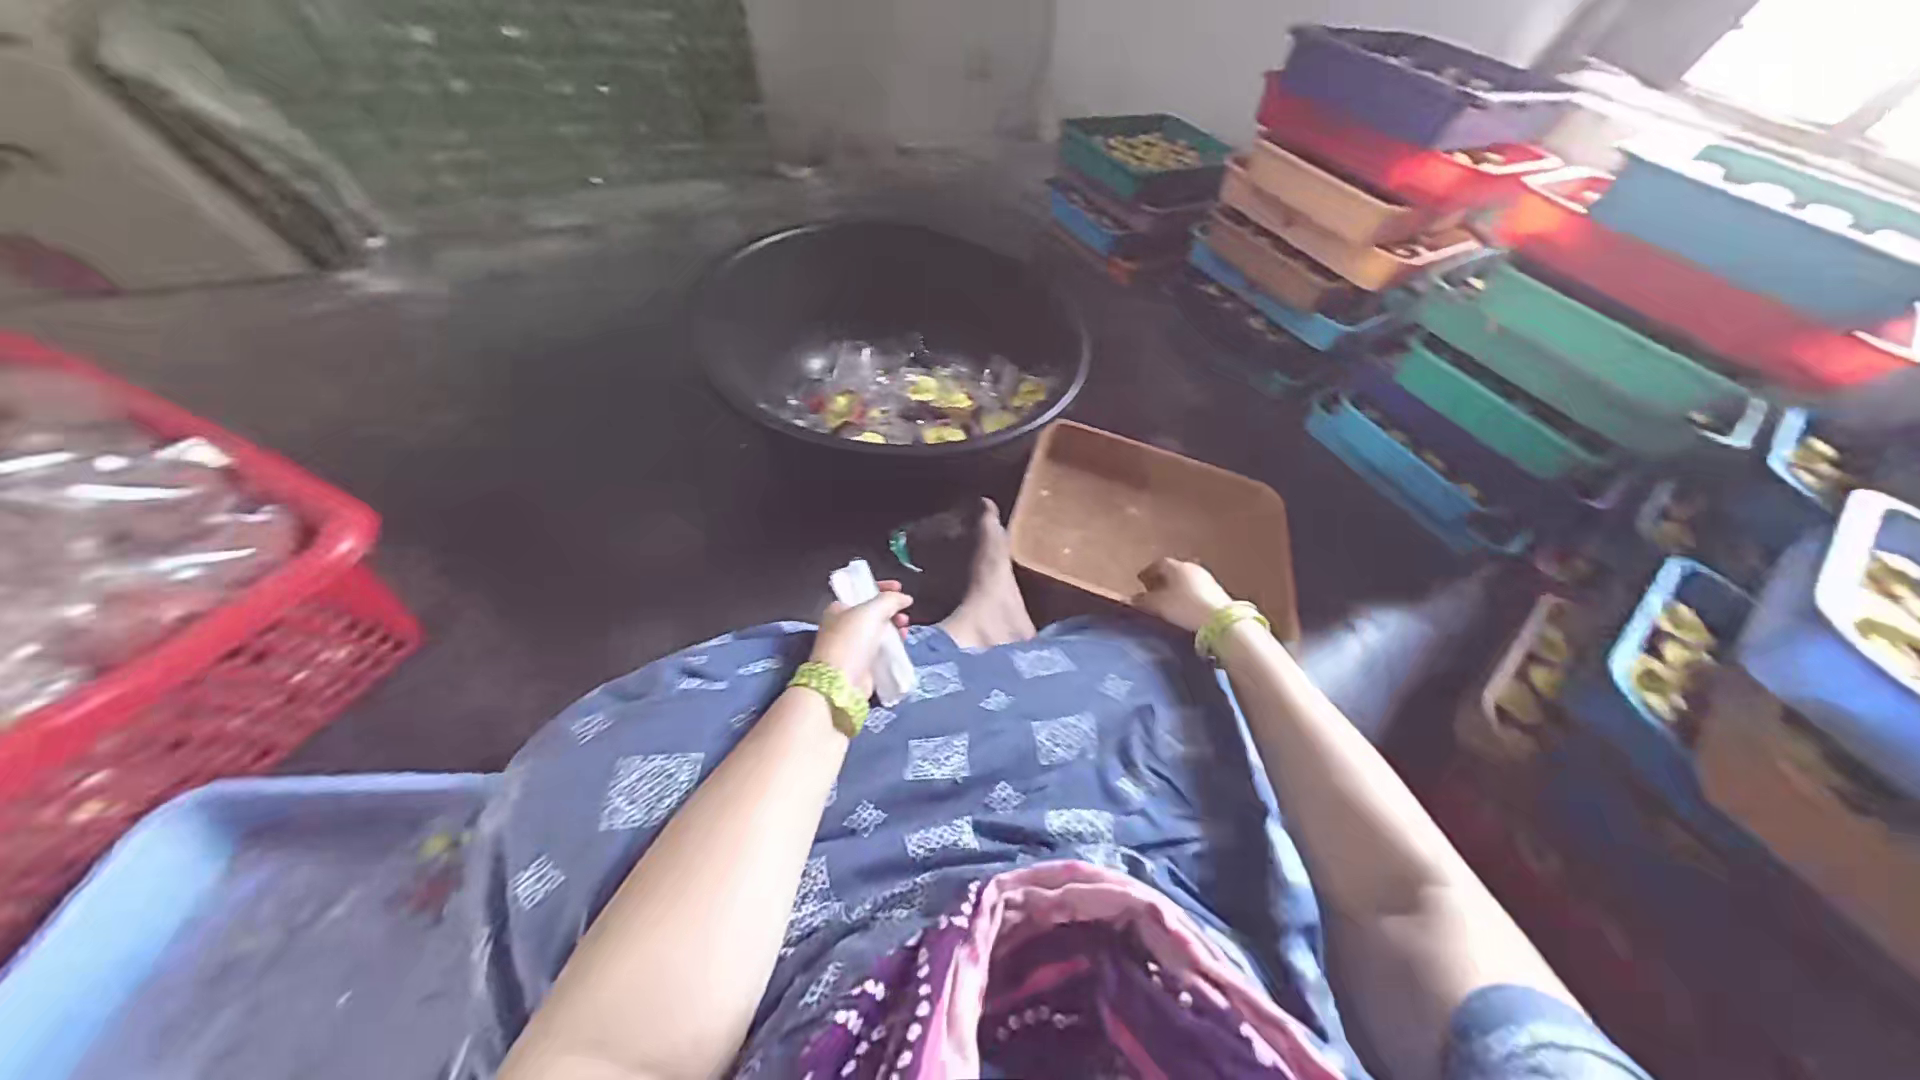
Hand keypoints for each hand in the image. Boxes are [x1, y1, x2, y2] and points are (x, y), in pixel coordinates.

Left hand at [809, 581, 913, 697]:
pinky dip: (893, 643)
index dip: (882, 587)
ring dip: (894, 626)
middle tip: (904, 612)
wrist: (841, 682)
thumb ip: (890, 600)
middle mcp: (843, 626)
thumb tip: (905, 598)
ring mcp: (852, 646)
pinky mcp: (862, 664)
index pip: (861, 591)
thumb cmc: (852, 640)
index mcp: (838, 609)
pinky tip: (902, 642)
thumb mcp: (871, 611)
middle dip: (891, 609)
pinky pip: (881, 648)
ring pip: (879, 630)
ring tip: (905, 628)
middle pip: (872, 612)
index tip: (900, 587)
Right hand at [1130, 557, 1235, 632]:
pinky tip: (1184, 603)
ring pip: (1185, 578)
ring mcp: (1206, 577)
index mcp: (1175, 566)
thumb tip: (1129, 599)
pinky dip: (1187, 591)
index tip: (1141, 580)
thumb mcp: (1157, 605)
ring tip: (1168, 598)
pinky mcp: (1217, 589)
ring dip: (1175, 585)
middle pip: (1172, 569)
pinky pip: (1195, 586)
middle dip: (1161, 578)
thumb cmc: (1183, 608)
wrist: (1220, 620)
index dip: (1148, 572)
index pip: (1158, 564)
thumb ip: (1141, 601)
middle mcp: (1191, 567)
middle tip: (1152, 588)